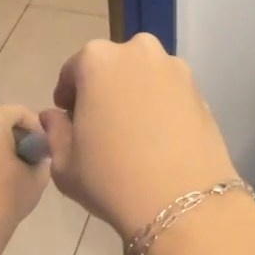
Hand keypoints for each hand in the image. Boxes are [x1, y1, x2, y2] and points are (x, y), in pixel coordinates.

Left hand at [0, 104, 50, 248]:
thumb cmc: (10, 193)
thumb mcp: (38, 172)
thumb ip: (41, 154)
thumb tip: (37, 153)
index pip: (21, 113)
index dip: (37, 128)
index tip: (44, 148)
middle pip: (1, 120)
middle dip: (17, 134)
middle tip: (32, 155)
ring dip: (0, 144)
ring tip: (14, 165)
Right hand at [40, 34, 239, 245]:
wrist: (183, 203)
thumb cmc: (111, 178)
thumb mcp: (65, 163)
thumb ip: (55, 131)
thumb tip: (54, 117)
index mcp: (97, 59)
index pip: (73, 71)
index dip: (68, 97)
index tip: (70, 120)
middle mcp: (138, 52)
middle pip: (111, 67)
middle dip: (103, 91)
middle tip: (101, 127)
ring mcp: (175, 68)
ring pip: (143, 77)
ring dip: (134, 96)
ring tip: (133, 135)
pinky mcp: (200, 90)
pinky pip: (169, 93)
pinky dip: (160, 107)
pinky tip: (158, 140)